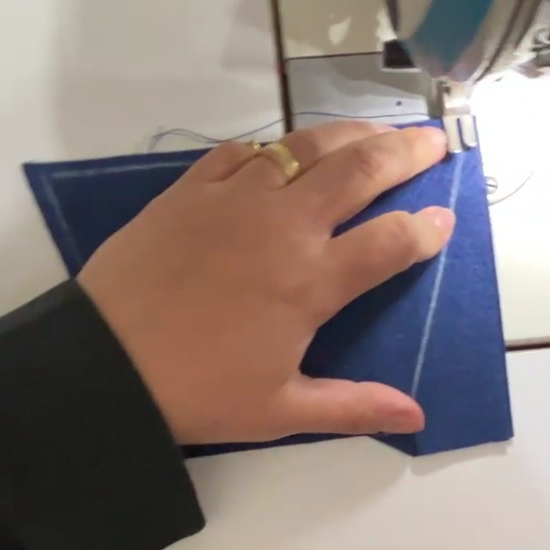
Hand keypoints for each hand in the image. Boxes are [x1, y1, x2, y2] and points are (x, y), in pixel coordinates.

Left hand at [76, 121, 455, 444]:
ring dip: (350, 135)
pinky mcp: (191, 190)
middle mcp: (284, 226)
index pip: (389, 242)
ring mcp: (235, 199)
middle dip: (406, 153)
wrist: (105, 364)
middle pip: (359, 171)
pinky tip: (286, 151)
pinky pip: (244, 153)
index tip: (445, 221)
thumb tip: (416, 418)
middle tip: (432, 142)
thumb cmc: (200, 392)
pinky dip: (276, 148)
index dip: (425, 230)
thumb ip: (355, 407)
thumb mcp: (282, 412)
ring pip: (306, 147)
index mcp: (312, 281)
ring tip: (377, 131)